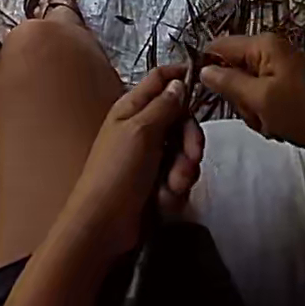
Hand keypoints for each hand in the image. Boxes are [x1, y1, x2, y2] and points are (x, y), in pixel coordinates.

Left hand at [56, 64, 204, 258]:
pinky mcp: (156, 182)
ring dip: (183, 168)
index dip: (180, 76)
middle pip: (180, 117)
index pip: (160, 78)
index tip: (202, 84)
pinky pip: (178, 176)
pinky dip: (175, 188)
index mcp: (133, 107)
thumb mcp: (141, 132)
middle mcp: (142, 127)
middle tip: (190, 156)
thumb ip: (164, 105)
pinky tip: (164, 200)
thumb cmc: (117, 173)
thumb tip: (179, 82)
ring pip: (183, 150)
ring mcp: (149, 156)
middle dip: (190, 139)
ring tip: (172, 185)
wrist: (101, 229)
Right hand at [199, 33, 304, 164]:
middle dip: (236, 95)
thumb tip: (202, 70)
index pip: (220, 45)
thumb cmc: (300, 112)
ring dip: (249, 107)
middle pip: (231, 67)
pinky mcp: (282, 83)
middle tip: (253, 112)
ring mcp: (277, 66)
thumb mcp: (259, 98)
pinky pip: (257, 94)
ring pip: (243, 85)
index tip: (200, 91)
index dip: (207, 65)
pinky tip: (274, 124)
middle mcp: (268, 49)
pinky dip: (261, 111)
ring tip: (267, 120)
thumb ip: (228, 82)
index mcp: (263, 44)